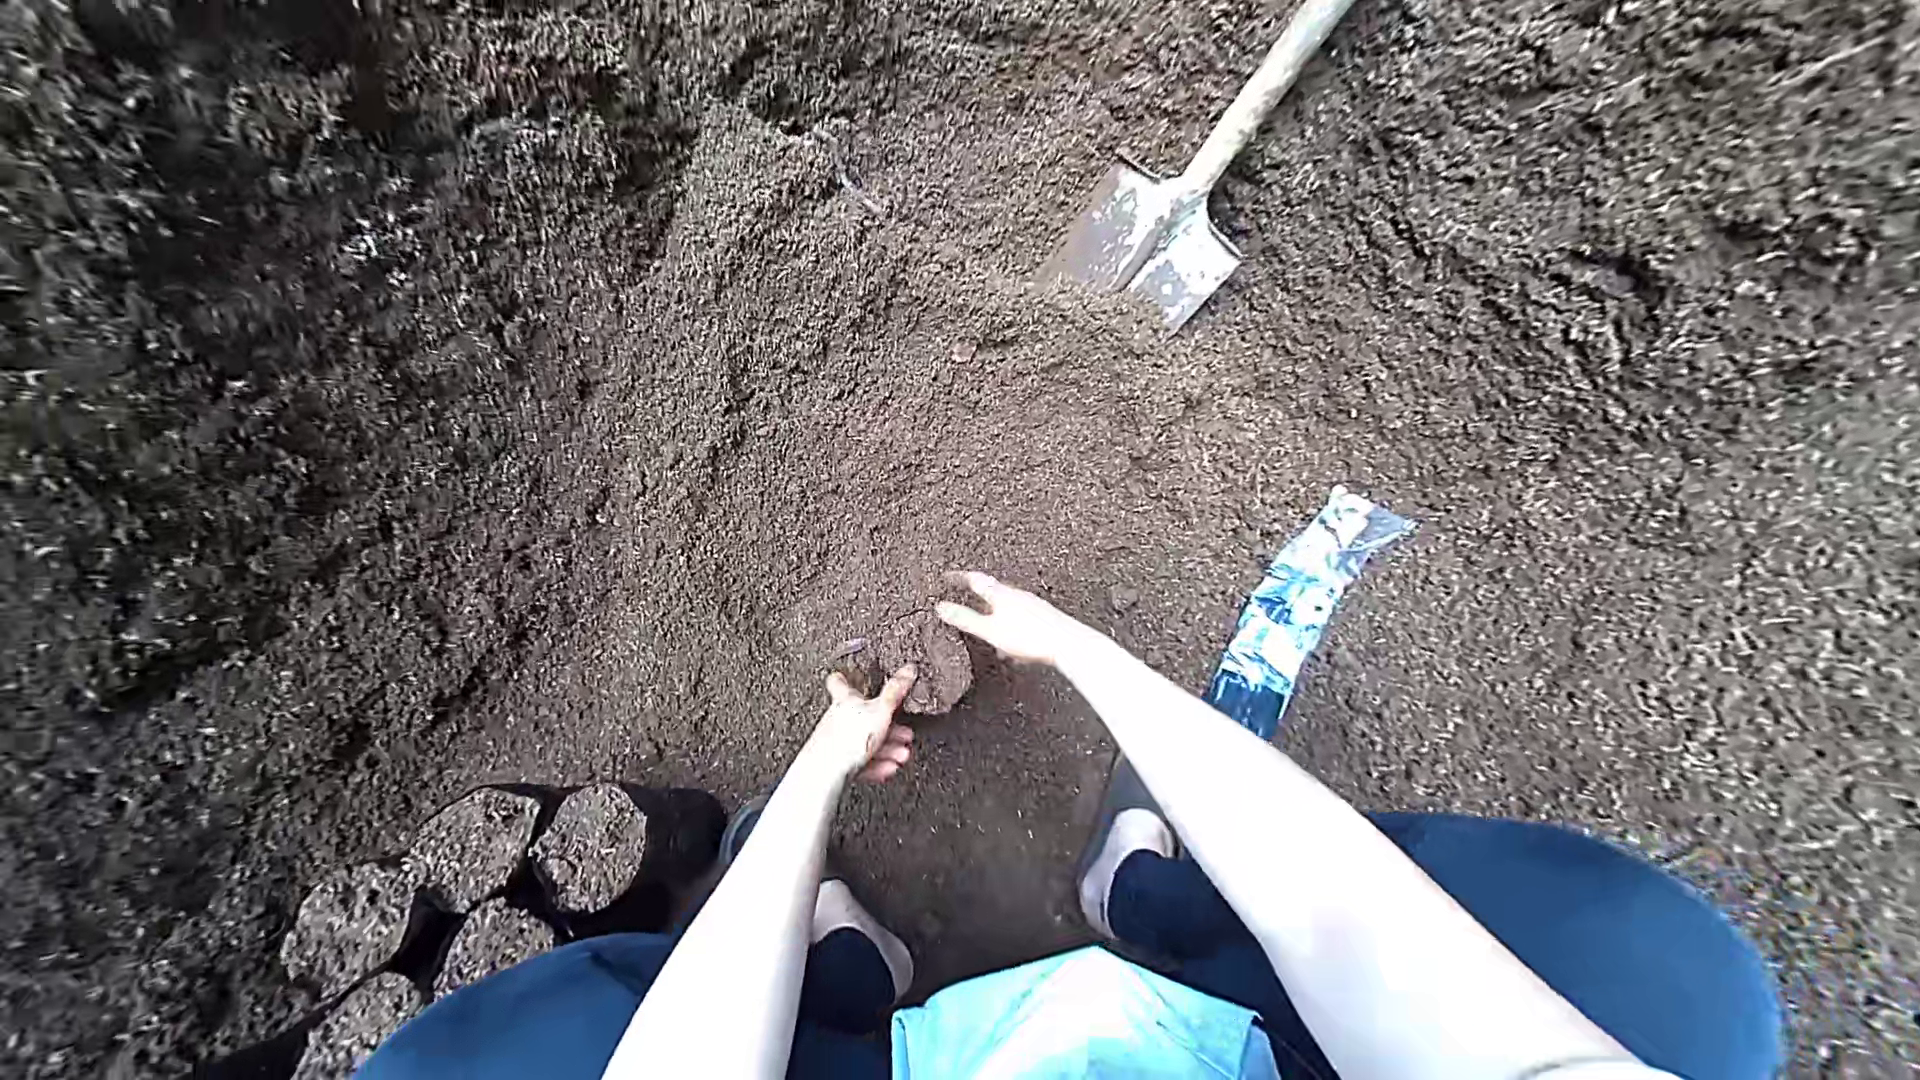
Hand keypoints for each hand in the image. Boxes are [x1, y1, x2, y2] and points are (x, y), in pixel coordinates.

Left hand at [808, 665, 917, 782]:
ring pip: (865, 741)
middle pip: (864, 717)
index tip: (850, 674)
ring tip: (901, 754)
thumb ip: (895, 691)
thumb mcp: (880, 710)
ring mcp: (836, 741)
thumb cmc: (845, 739)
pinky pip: (860, 761)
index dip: (845, 677)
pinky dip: (876, 764)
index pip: (840, 682)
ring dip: (887, 747)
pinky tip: (888, 767)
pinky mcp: (837, 764)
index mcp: (845, 700)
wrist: (826, 773)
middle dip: (887, 726)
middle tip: (902, 732)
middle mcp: (837, 718)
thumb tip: (908, 670)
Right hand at [935, 571, 1102, 667]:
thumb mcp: (990, 630)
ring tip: (988, 627)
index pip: (974, 580)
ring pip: (1008, 606)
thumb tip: (941, 607)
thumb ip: (965, 619)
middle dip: (978, 596)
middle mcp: (1017, 595)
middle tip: (965, 596)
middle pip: (993, 591)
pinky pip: (1021, 618)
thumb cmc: (1030, 636)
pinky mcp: (1044, 618)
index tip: (947, 576)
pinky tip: (1013, 644)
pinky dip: (1010, 626)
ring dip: (995, 614)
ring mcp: (1032, 606)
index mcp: (1002, 594)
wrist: (1068, 644)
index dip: (959, 578)